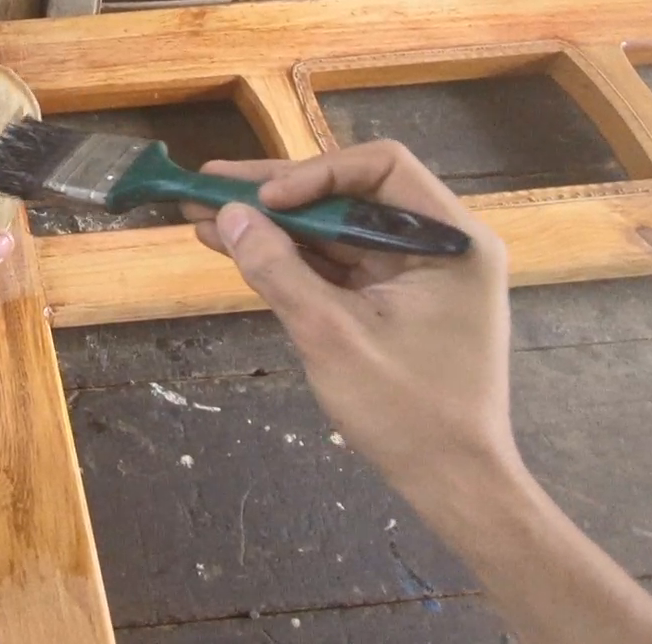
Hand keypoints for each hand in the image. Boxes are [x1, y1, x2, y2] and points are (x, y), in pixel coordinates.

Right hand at [184, 140, 518, 501]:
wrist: (450, 484)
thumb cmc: (407, 410)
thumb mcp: (331, 335)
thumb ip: (278, 269)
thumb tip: (226, 214)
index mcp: (447, 241)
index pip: (380, 167)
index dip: (315, 173)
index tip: (265, 201)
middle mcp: (431, 242)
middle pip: (344, 192)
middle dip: (273, 191)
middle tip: (208, 182)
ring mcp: (404, 269)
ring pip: (327, 223)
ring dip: (267, 220)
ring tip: (201, 211)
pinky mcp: (381, 292)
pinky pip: (326, 257)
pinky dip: (280, 251)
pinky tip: (229, 242)